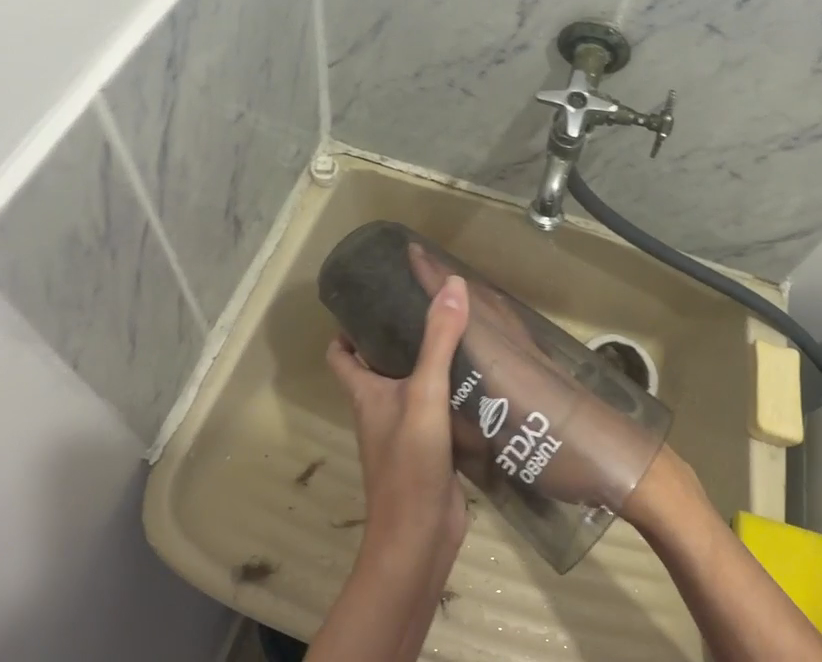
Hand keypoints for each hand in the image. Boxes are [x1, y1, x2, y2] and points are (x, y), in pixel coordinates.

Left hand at [326, 274, 472, 564]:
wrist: (420, 537)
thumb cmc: (410, 462)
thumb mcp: (425, 393)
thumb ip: (439, 340)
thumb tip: (453, 284)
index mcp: (365, 393)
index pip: (341, 354)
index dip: (347, 327)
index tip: (372, 299)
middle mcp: (380, 409)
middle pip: (380, 365)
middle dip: (398, 337)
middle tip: (430, 307)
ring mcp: (405, 431)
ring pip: (412, 388)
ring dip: (429, 365)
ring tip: (460, 334)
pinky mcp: (431, 450)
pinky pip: (439, 412)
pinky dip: (453, 394)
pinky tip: (480, 380)